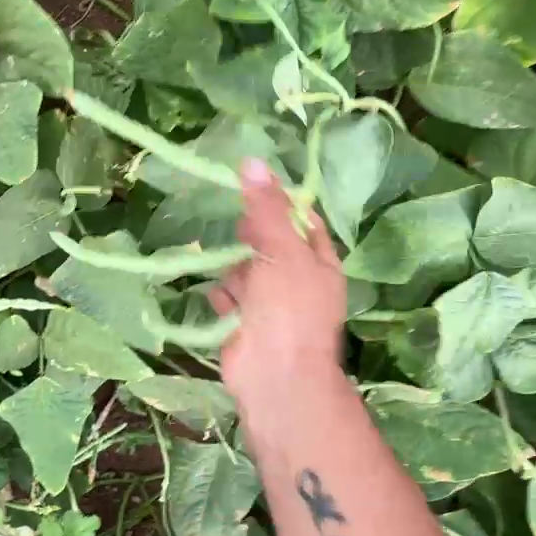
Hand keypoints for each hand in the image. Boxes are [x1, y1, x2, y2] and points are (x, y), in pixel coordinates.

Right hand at [210, 158, 347, 438]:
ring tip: (222, 263)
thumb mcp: (282, 250)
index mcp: (319, 264)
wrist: (273, 373)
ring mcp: (270, 305)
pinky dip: (221, 294)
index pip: (304, 224)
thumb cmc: (289, 308)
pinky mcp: (243, 323)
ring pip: (247, 272)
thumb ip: (266, 209)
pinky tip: (216, 294)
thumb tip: (251, 162)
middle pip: (271, 246)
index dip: (283, 205)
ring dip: (233, 267)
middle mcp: (297, 283)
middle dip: (252, 237)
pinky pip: (229, 298)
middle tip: (235, 227)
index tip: (255, 189)